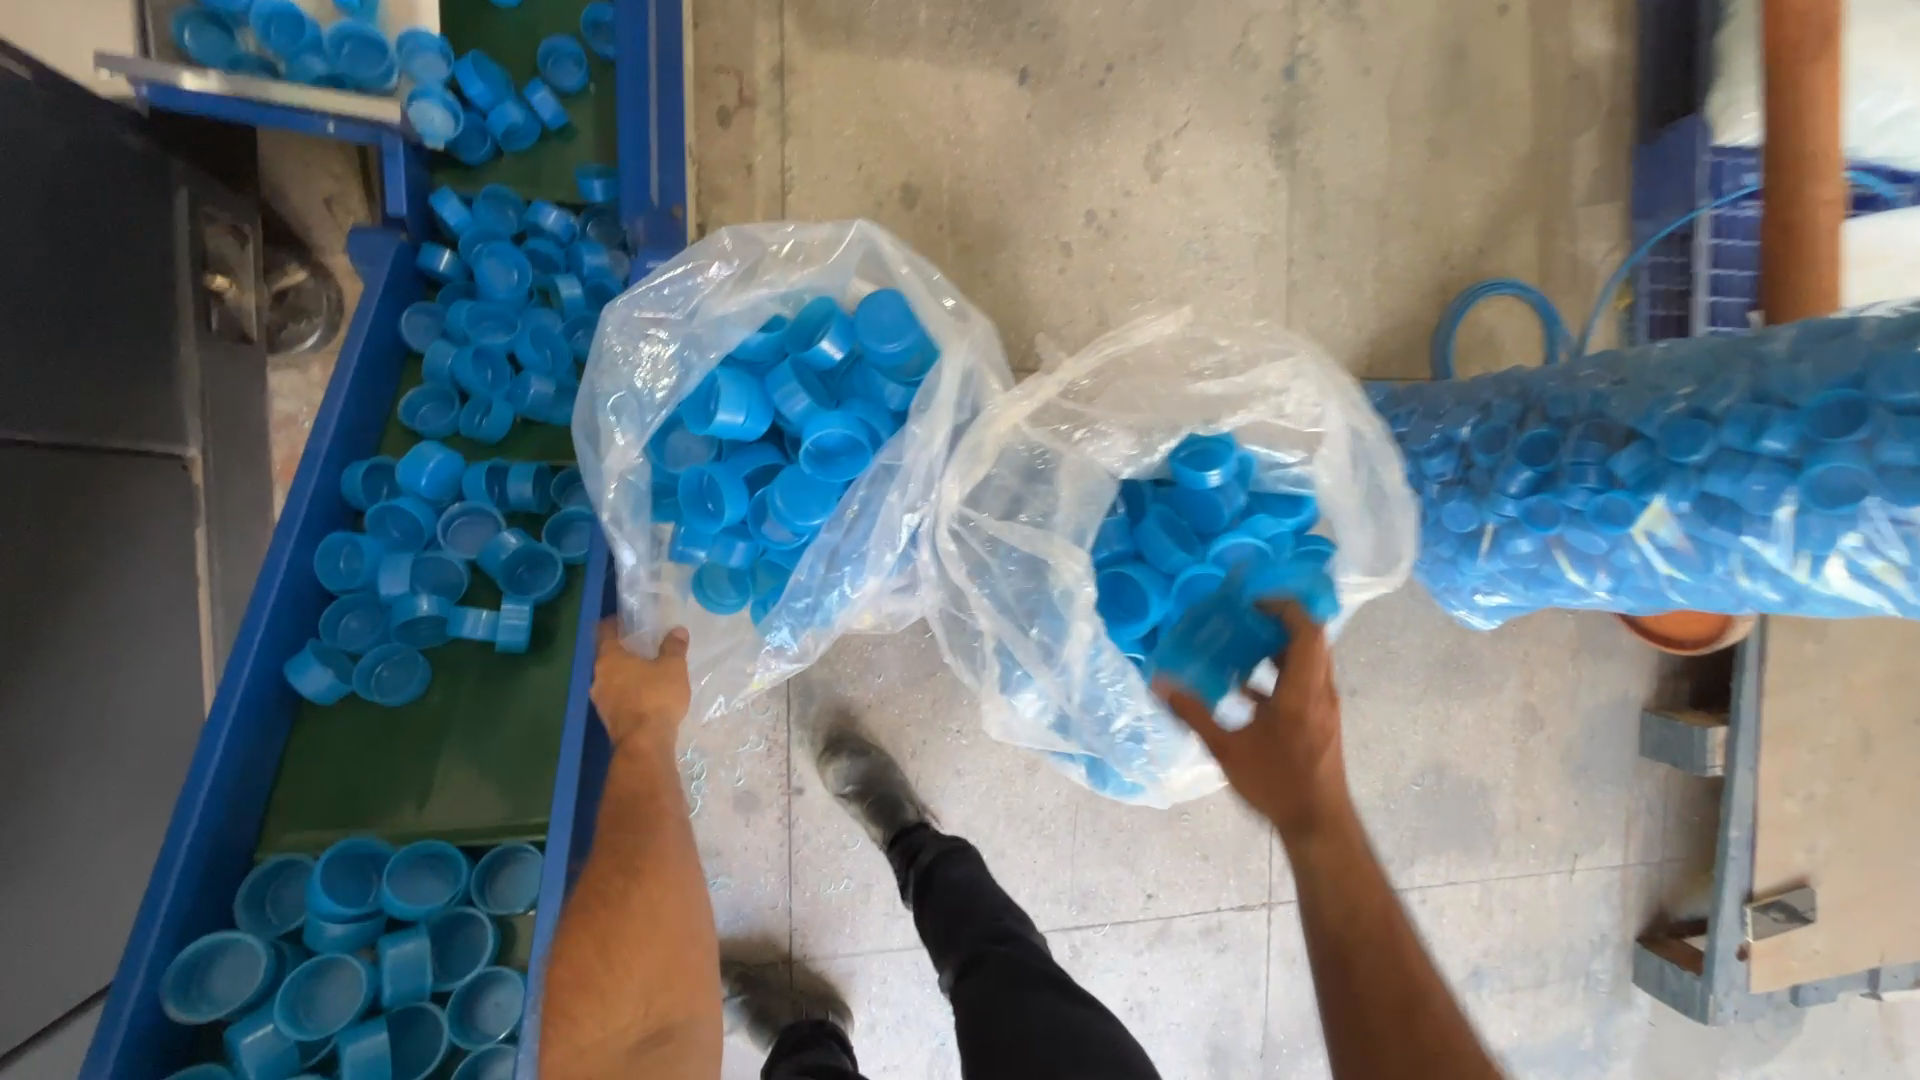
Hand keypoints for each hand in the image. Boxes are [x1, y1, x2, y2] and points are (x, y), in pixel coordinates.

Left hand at [589, 618, 690, 752]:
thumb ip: (674, 647)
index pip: (604, 631)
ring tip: (647, 671)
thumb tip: (678, 631)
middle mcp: (598, 676)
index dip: (614, 623)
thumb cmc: (656, 697)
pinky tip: (646, 694)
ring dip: (625, 673)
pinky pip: (616, 695)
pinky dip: (627, 691)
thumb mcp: (673, 667)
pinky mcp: (607, 717)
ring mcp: (600, 699)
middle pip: (607, 656)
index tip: (627, 619)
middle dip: (624, 650)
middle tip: (644, 646)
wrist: (644, 742)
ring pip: (611, 678)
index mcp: (609, 658)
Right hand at [1153, 601, 1349, 846]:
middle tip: (1242, 617)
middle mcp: (1319, 691)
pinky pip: (1303, 682)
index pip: (1307, 629)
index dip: (1284, 607)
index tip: (1251, 603)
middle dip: (1279, 622)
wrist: (1318, 824)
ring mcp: (1323, 707)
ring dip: (1278, 647)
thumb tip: (1159, 684)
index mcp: (1302, 689)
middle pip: (1310, 639)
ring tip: (1240, 643)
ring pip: (1308, 661)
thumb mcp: (1226, 748)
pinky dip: (1278, 674)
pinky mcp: (1319, 721)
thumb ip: (1193, 713)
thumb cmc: (1276, 782)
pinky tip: (1244, 687)